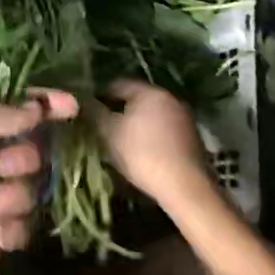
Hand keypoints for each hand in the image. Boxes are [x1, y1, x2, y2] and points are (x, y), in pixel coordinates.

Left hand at [0, 89, 78, 274]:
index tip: (73, 106)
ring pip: (33, 188)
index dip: (45, 105)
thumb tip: (37, 105)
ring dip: (14, 197)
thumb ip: (2, 115)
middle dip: (23, 160)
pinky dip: (11, 228)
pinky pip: (25, 224)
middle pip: (34, 149)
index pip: (18, 106)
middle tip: (1, 166)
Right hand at [93, 80, 216, 211]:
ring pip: (151, 115)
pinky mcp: (193, 140)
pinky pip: (164, 130)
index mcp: (150, 92)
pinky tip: (141, 151)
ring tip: (119, 140)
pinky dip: (151, 136)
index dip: (99, 94)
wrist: (186, 190)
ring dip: (135, 123)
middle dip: (118, 109)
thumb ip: (94, 111)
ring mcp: (185, 120)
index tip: (87, 109)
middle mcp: (171, 99)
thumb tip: (81, 99)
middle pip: (136, 99)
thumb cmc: (143, 154)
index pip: (117, 84)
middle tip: (102, 125)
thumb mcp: (109, 132)